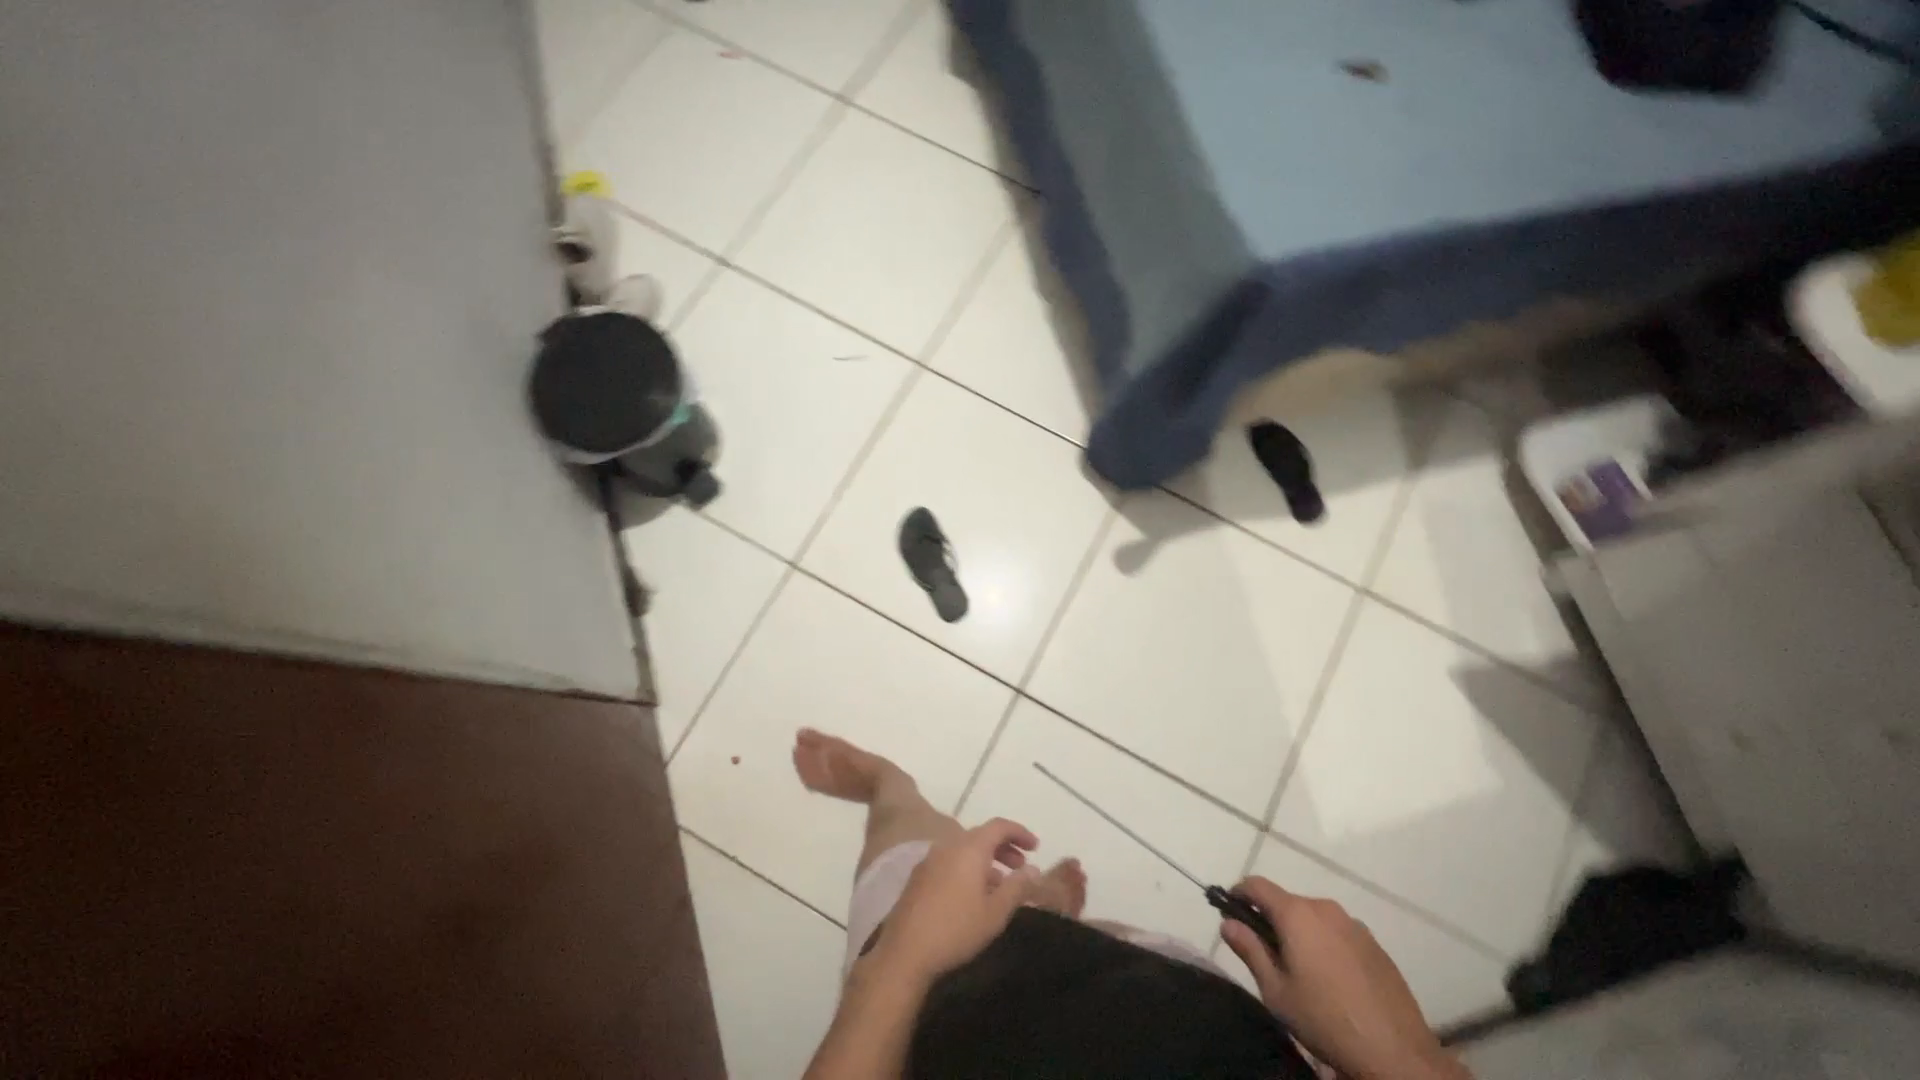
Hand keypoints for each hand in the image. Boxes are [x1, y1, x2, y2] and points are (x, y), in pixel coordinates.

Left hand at [865, 818, 1040, 984]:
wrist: (904, 951)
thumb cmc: (956, 929)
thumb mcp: (995, 912)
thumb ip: (1017, 887)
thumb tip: (1034, 869)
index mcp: (969, 848)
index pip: (999, 826)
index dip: (1019, 833)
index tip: (1036, 847)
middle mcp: (948, 847)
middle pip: (981, 836)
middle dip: (1004, 848)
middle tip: (1021, 866)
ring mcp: (930, 861)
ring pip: (965, 851)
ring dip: (987, 861)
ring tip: (1002, 885)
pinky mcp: (918, 877)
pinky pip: (950, 863)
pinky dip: (968, 870)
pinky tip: (974, 896)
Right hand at [1221, 877, 1466, 1079]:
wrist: (1395, 1053)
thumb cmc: (1324, 1019)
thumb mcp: (1275, 991)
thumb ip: (1249, 950)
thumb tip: (1227, 922)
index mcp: (1297, 915)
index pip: (1257, 885)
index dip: (1238, 894)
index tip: (1229, 911)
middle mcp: (1326, 909)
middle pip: (1287, 902)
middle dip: (1270, 919)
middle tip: (1264, 954)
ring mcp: (1355, 926)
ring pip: (1314, 918)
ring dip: (1300, 933)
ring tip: (1300, 970)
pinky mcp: (1375, 945)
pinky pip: (1338, 933)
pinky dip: (1325, 944)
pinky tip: (1331, 979)